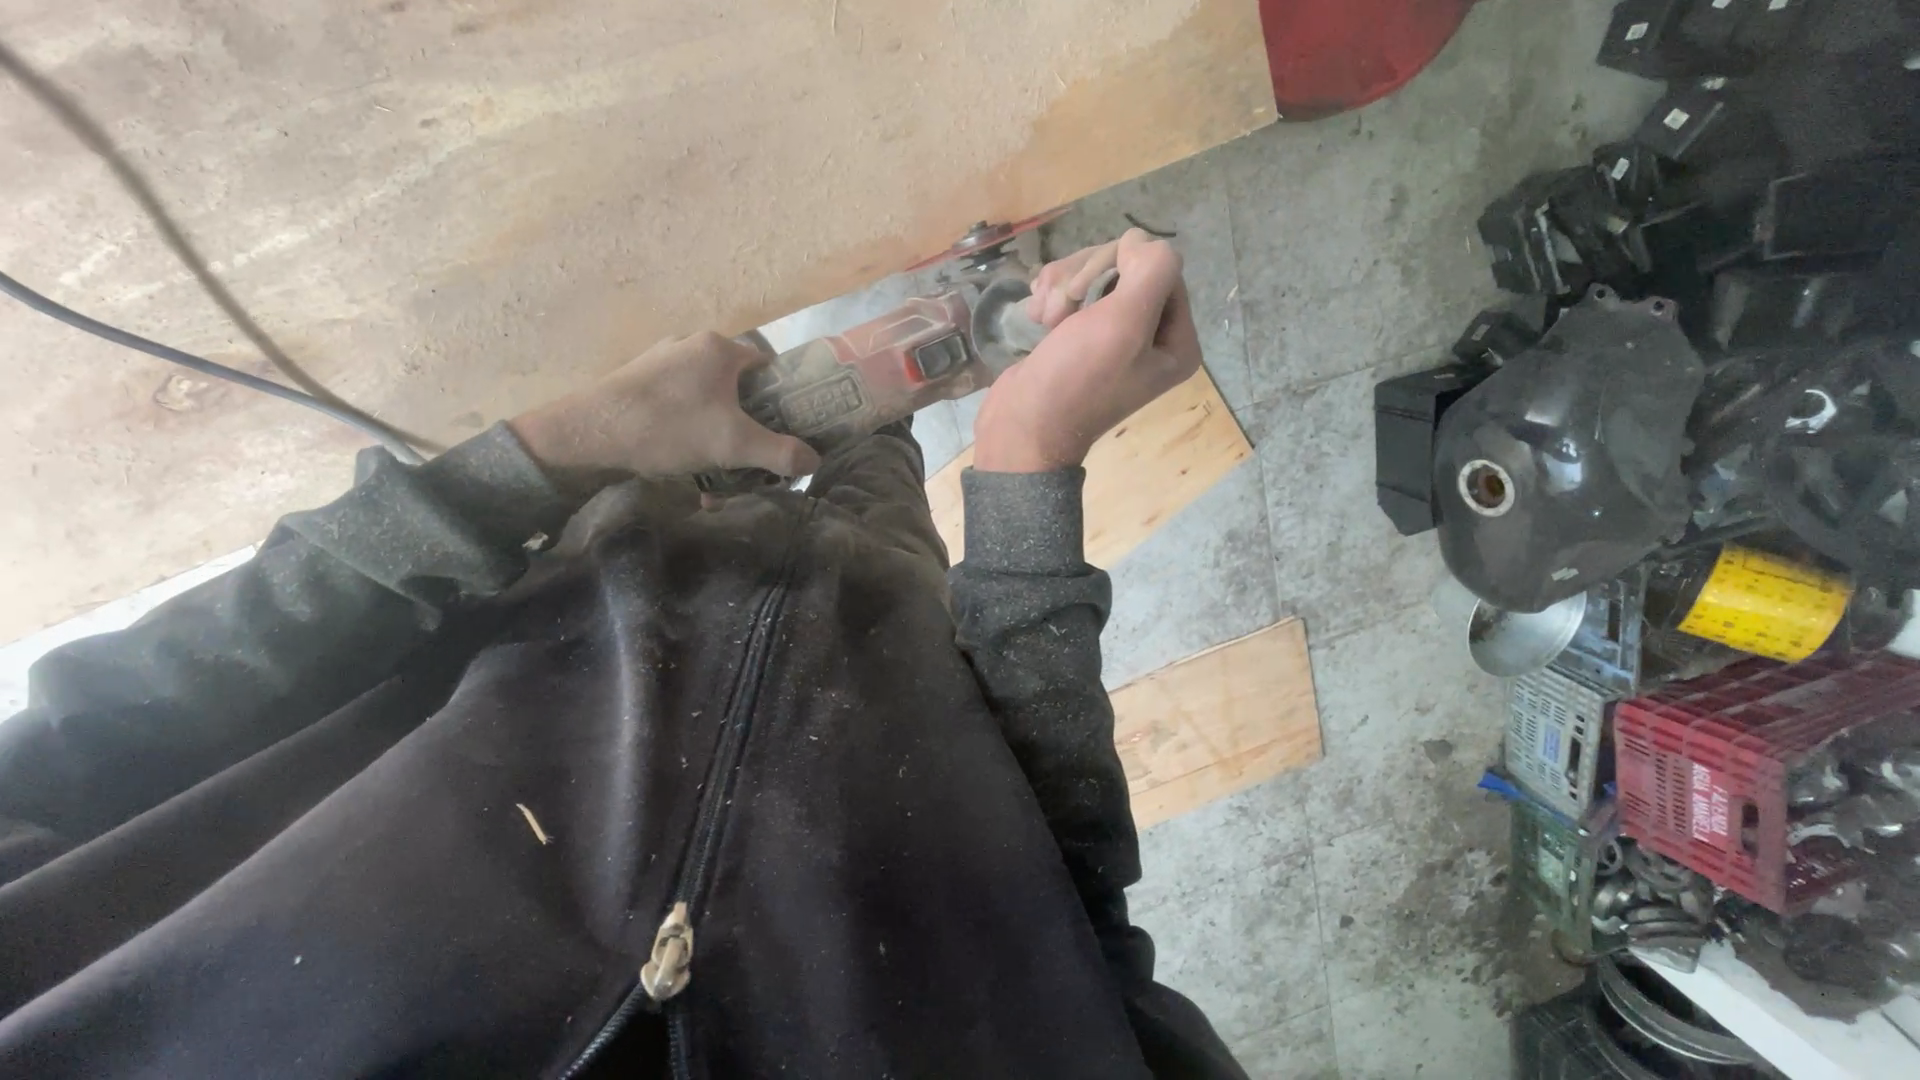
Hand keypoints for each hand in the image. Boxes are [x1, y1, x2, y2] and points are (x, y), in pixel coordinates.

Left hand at [509, 332, 820, 491]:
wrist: (587, 436)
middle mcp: (690, 345)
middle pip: (738, 386)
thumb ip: (781, 453)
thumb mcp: (734, 445)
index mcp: (719, 348)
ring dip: (719, 433)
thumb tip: (815, 463)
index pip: (768, 365)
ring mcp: (660, 362)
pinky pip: (680, 406)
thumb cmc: (669, 428)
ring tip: (721, 467)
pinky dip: (690, 431)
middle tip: (756, 454)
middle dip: (750, 423)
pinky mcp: (637, 382)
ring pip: (708, 399)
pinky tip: (686, 463)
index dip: (783, 396)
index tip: (788, 427)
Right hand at [972, 230, 1201, 472]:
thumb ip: (1151, 270)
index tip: (1083, 289)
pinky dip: (1051, 299)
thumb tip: (1140, 240)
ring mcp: (1113, 339)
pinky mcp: (1079, 338)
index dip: (1121, 265)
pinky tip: (1037, 318)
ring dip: (1062, 287)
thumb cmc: (1076, 379)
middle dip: (1086, 278)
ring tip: (1044, 317)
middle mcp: (1151, 339)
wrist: (1022, 426)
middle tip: (1060, 306)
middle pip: (1127, 269)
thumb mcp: (1124, 323)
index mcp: (1177, 342)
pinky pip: (1072, 295)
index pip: (1162, 270)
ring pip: (1095, 277)